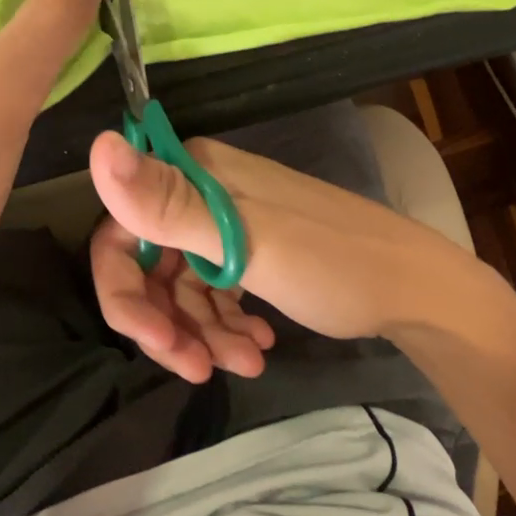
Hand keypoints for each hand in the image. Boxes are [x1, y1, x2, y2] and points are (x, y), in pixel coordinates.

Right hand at [88, 130, 463, 381]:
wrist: (419, 290)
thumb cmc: (333, 261)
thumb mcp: (246, 241)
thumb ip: (167, 203)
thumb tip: (96, 145)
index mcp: (195, 175)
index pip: (121, 232)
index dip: (125, 290)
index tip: (153, 341)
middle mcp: (204, 191)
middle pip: (150, 265)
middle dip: (167, 322)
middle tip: (198, 369)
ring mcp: (230, 223)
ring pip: (183, 287)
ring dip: (203, 332)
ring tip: (245, 364)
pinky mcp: (252, 251)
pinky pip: (215, 293)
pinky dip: (226, 326)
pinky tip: (258, 350)